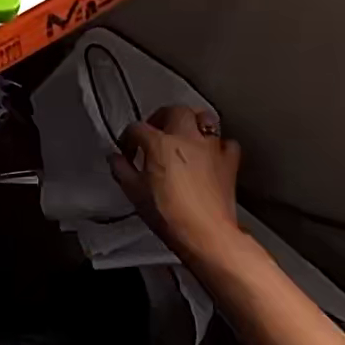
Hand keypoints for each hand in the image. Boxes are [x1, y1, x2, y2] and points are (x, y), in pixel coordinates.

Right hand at [110, 105, 243, 254]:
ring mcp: (210, 148)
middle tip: (154, 130)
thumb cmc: (169, 214)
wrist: (204, 233)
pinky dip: (218, 145)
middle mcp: (186, 138)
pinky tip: (210, 154)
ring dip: (193, 121)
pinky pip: (226, 143)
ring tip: (185, 132)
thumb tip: (115, 159)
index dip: (128, 138)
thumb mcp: (134, 193)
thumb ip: (121, 170)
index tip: (127, 151)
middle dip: (161, 117)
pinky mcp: (228, 162)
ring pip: (205, 118)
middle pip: (174, 111)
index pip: (137, 128)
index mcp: (159, 143)